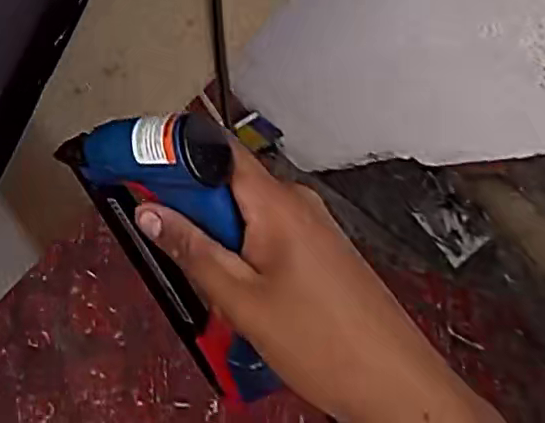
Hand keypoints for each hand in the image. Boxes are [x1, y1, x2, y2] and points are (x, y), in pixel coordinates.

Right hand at [135, 143, 502, 422]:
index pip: (212, 147)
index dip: (170, 151)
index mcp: (276, 202)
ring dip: (217, 235)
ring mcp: (310, 224)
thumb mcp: (242, 300)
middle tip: (175, 243)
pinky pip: (264, 229)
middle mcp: (295, 201)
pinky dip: (242, 248)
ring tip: (219, 284)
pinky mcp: (318, 247)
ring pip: (242, 209)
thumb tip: (149, 213)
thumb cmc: (332, 349)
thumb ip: (190, 249)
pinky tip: (245, 291)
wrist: (406, 397)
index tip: (138, 165)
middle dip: (193, 209)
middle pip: (223, 181)